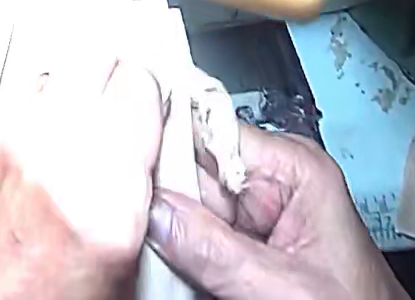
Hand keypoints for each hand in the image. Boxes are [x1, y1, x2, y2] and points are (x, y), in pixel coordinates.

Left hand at [0, 58, 163, 299]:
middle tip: (88, 125)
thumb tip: (143, 129)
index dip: (137, 99)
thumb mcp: (118, 266)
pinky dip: (0, 114)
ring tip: (38, 148)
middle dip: (95, 89)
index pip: (137, 82)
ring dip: (46, 102)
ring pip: (40, 74)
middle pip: (90, 60)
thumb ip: (135, 188)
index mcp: (102, 192)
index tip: (130, 110)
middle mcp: (45, 146)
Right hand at [146, 125, 406, 299]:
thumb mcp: (288, 288)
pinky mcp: (240, 242)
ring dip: (163, 213)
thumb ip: (217, 250)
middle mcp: (268, 178)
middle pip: (193, 164)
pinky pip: (193, 229)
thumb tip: (151, 209)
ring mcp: (251, 211)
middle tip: (122, 191)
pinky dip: (174, 239)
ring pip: (186, 199)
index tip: (125, 141)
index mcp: (292, 167)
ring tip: (136, 220)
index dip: (167, 137)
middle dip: (163, 183)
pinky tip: (157, 245)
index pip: (212, 130)